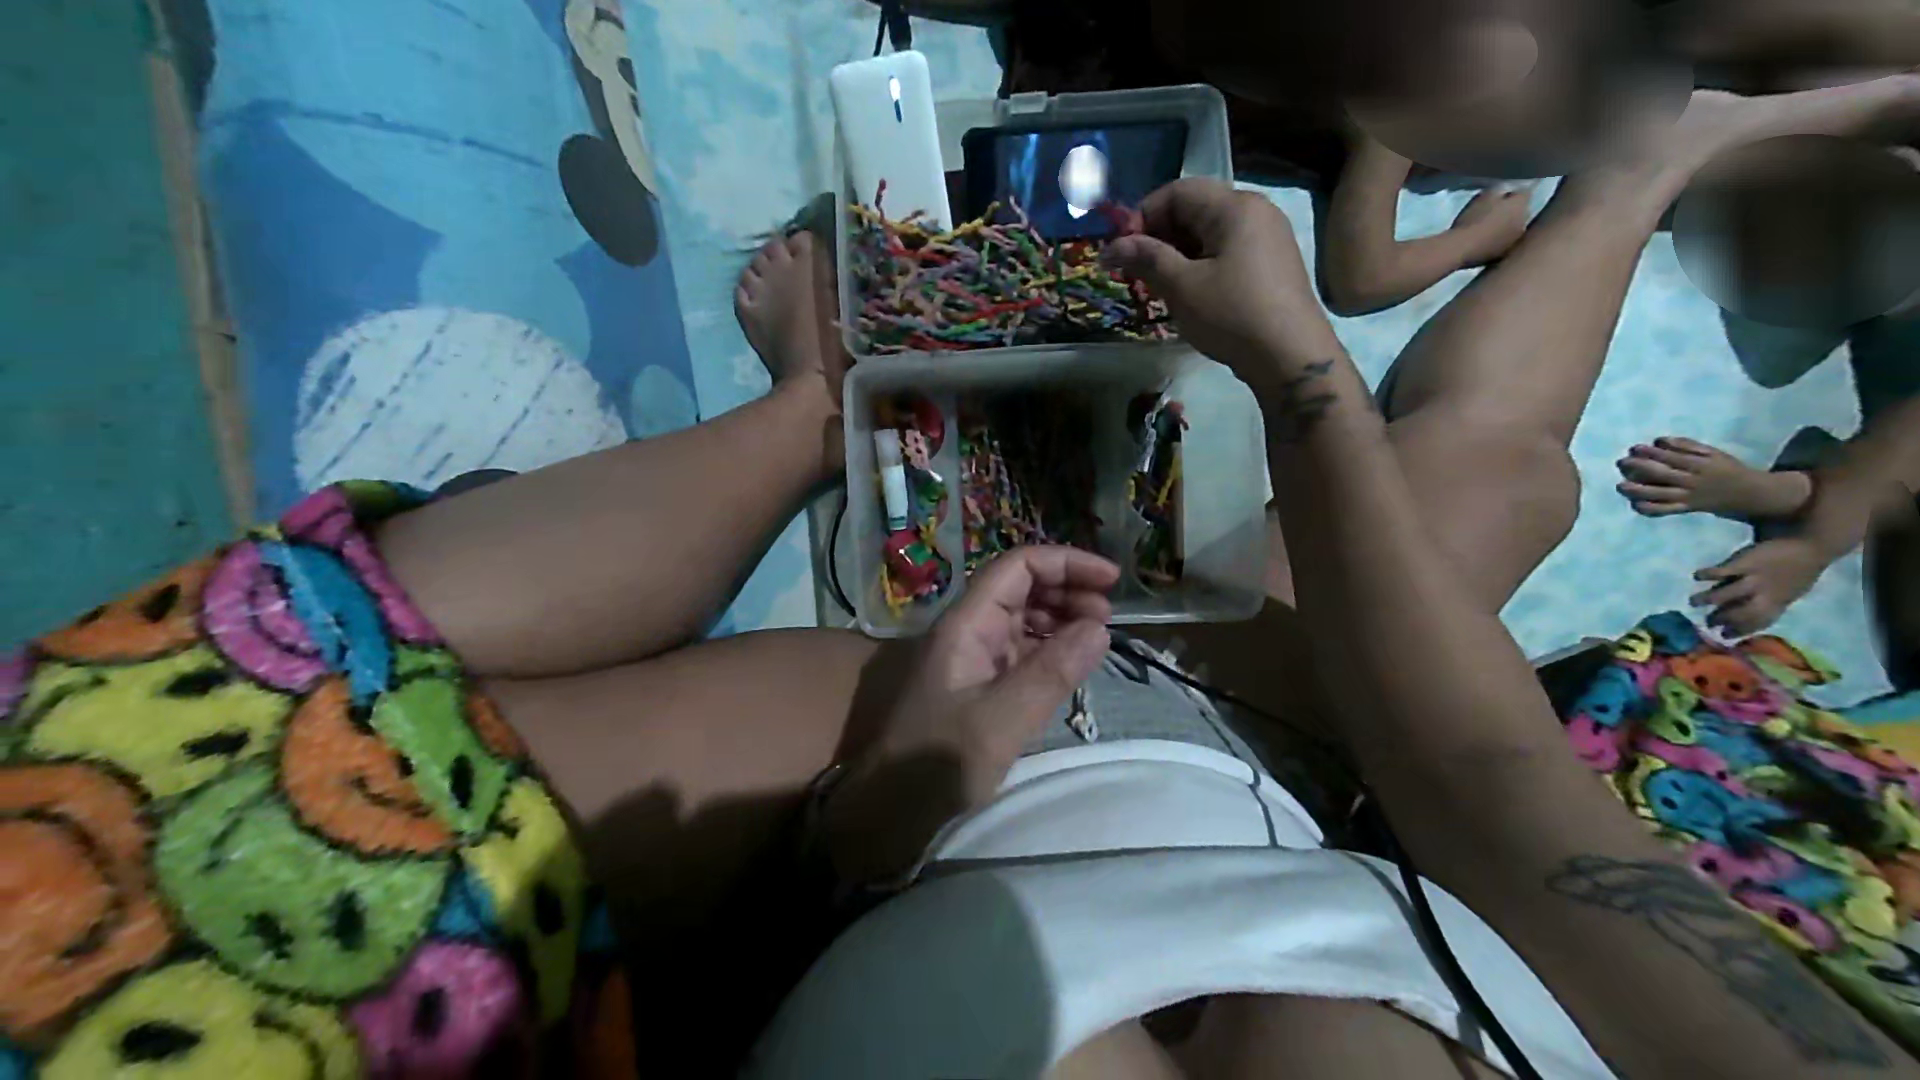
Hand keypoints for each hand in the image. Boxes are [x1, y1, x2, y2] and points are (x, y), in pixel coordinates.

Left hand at [824, 546, 1117, 881]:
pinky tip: (1071, 661)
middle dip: (1066, 588)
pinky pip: (1019, 649)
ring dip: (1060, 616)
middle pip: (1020, 586)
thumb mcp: (1001, 720)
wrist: (891, 808)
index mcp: (966, 624)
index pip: (1016, 567)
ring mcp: (971, 657)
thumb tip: (1099, 627)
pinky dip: (1048, 647)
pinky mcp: (977, 684)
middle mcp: (968, 630)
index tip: (1111, 580)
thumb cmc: (939, 761)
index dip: (1065, 563)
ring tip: (1097, 633)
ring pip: (1021, 617)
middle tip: (1108, 615)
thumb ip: (1051, 672)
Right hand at [1103, 178, 1331, 372]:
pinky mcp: (1270, 262)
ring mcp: (1266, 236)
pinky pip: (1225, 250)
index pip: (1177, 192)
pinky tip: (1187, 291)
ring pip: (1208, 232)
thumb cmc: (1231, 315)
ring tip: (1156, 285)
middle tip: (1134, 271)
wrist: (1290, 355)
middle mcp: (1254, 211)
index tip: (1121, 250)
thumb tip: (1109, 247)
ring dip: (1176, 252)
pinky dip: (1199, 263)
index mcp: (1234, 207)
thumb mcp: (1182, 287)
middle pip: (1194, 209)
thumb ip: (1146, 259)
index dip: (1142, 216)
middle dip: (1158, 236)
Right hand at [1449, 184, 1533, 267]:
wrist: (1460, 248)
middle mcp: (1525, 221)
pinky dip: (1496, 245)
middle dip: (1511, 213)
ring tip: (1487, 233)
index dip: (1513, 194)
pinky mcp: (1501, 256)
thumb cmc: (1472, 219)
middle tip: (1494, 216)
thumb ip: (1497, 191)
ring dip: (1504, 230)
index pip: (1524, 193)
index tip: (1502, 196)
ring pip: (1513, 231)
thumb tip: (1504, 190)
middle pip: (1521, 213)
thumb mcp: (1483, 196)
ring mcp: (1514, 241)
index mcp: (1522, 203)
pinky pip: (1502, 246)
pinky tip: (1483, 245)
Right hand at [1690, 537, 1833, 636]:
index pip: (1758, 622)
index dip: (1741, 630)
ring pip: (1728, 594)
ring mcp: (1754, 578)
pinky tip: (1697, 576)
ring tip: (1693, 602)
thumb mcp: (1788, 592)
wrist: (1810, 548)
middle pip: (1741, 612)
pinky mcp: (1744, 564)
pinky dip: (1707, 574)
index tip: (1723, 636)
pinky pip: (1721, 571)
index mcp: (1777, 602)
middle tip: (1707, 622)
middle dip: (1723, 619)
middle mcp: (1765, 594)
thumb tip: (1739, 612)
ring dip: (1708, 599)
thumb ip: (1767, 602)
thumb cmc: (1797, 573)